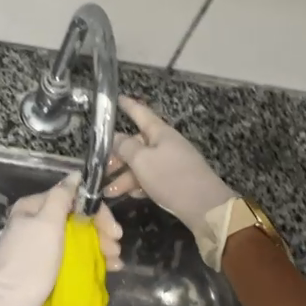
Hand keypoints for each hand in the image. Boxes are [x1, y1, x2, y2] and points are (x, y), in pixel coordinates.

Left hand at [0, 175, 121, 305]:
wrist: (9, 304)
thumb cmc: (31, 261)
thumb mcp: (47, 223)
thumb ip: (61, 197)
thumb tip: (75, 176)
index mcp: (34, 207)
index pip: (73, 199)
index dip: (96, 212)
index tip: (113, 230)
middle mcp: (37, 222)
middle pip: (77, 219)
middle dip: (100, 232)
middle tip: (116, 247)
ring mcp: (42, 245)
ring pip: (78, 238)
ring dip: (100, 247)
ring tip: (115, 262)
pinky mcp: (46, 265)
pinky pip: (73, 256)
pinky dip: (91, 259)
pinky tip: (107, 268)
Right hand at [104, 96, 239, 267]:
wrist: (205, 207)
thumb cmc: (171, 178)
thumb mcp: (142, 161)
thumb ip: (125, 147)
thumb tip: (115, 137)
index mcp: (160, 133)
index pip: (141, 113)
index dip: (128, 106)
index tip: (116, 98)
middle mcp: (166, 145)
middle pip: (137, 144)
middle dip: (117, 155)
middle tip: (100, 168)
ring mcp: (171, 164)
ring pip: (142, 165)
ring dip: (124, 176)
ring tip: (108, 191)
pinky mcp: (174, 182)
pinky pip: (151, 178)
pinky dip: (138, 185)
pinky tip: (127, 195)